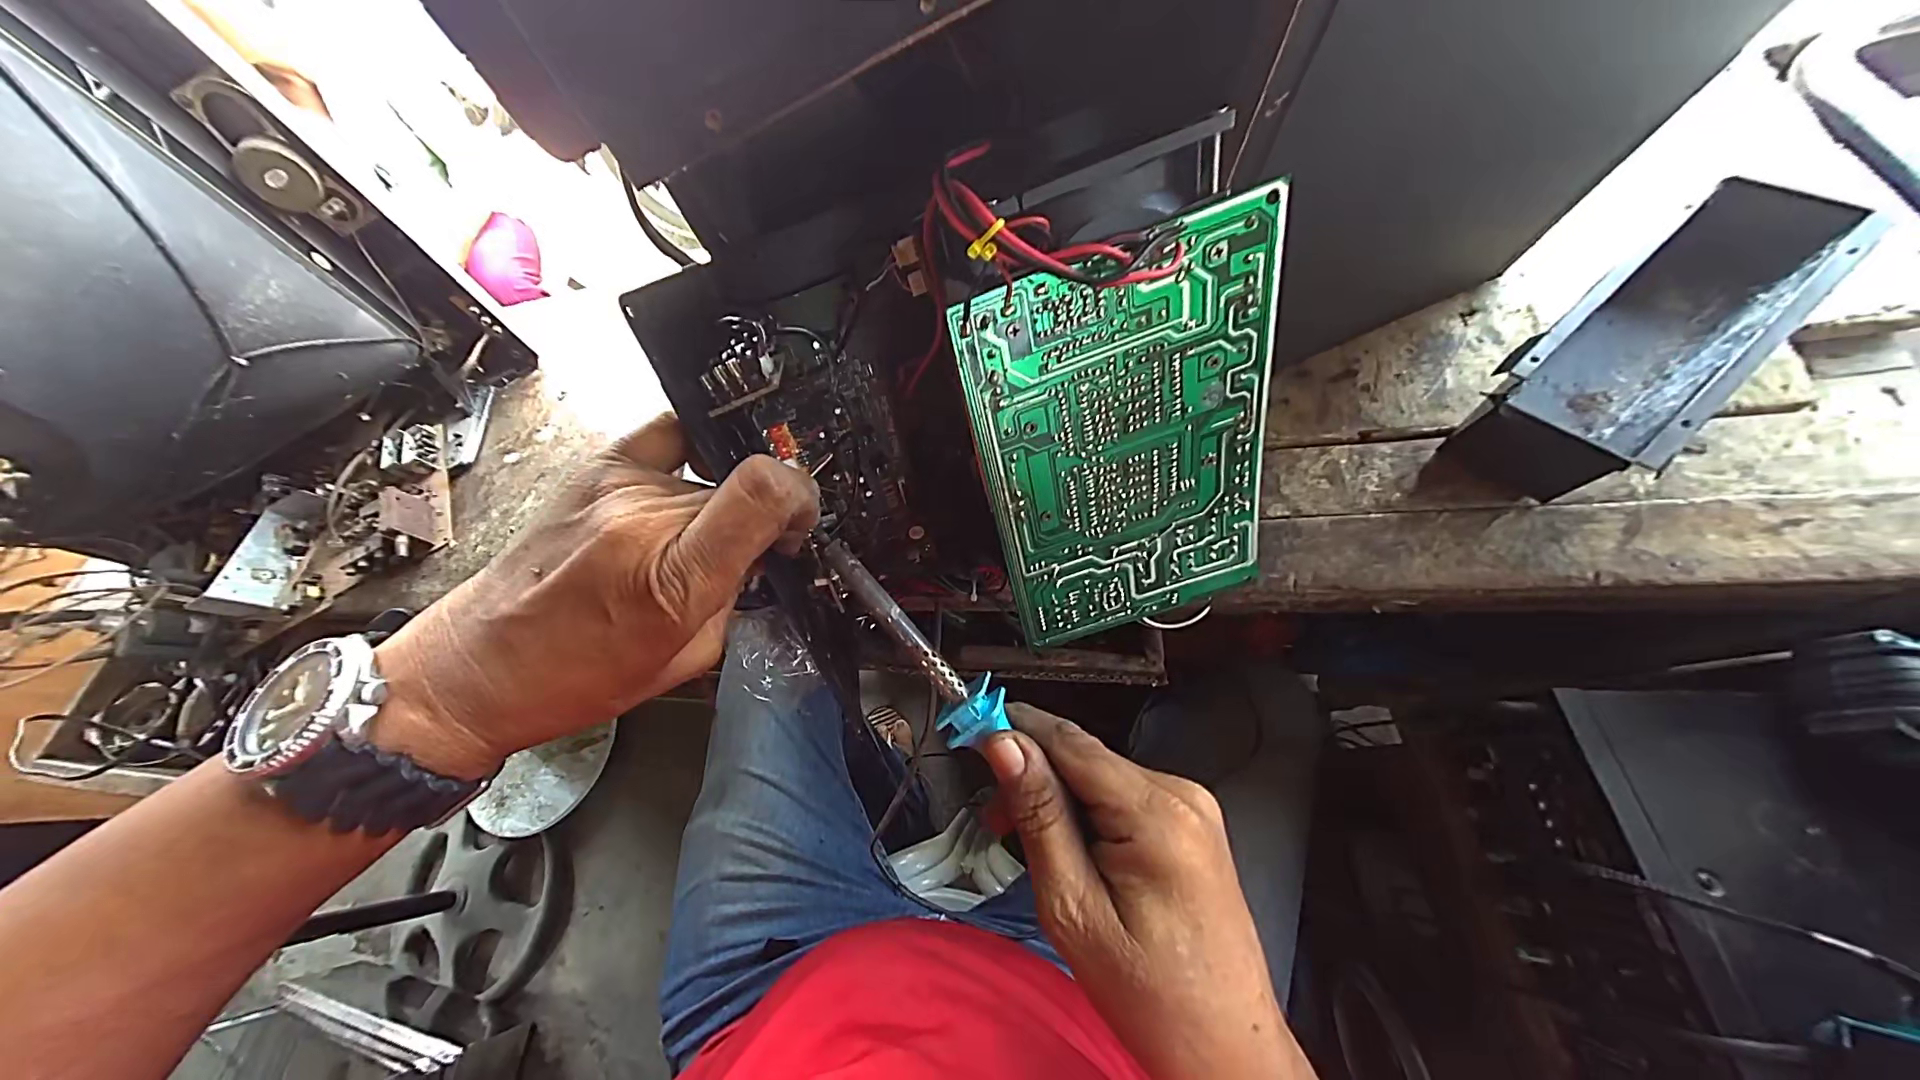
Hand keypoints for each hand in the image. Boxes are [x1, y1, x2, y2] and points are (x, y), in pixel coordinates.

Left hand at [371, 414, 818, 777]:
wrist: (480, 666)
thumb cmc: (575, 675)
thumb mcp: (687, 657)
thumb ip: (736, 597)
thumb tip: (762, 553)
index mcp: (678, 577)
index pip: (768, 489)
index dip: (800, 498)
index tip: (797, 524)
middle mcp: (646, 518)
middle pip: (745, 485)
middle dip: (759, 518)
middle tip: (739, 554)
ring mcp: (618, 487)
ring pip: (712, 476)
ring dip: (720, 506)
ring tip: (691, 540)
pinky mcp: (595, 471)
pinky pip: (671, 436)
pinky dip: (695, 456)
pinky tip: (688, 483)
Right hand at [981, 703, 1313, 1079]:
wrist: (1226, 1048)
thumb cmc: (1150, 996)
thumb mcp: (1073, 906)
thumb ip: (1039, 815)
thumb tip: (1006, 746)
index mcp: (1158, 812)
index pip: (1070, 741)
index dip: (1015, 727)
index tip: (970, 730)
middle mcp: (1182, 793)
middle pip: (1085, 757)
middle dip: (1032, 774)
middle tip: (993, 817)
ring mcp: (1192, 806)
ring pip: (1099, 775)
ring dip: (1055, 796)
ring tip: (1024, 839)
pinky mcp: (1189, 822)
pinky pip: (1121, 796)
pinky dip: (1085, 811)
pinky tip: (1067, 845)